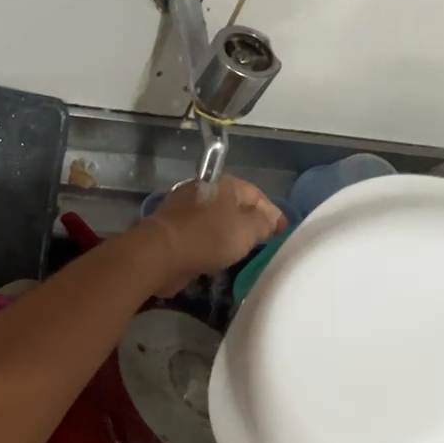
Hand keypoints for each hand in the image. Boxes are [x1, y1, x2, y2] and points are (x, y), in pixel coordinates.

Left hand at [136, 177, 284, 295]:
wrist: (160, 254)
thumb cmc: (208, 237)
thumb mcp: (247, 229)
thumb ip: (264, 223)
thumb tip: (270, 220)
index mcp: (221, 184)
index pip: (255, 193)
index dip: (272, 211)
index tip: (283, 231)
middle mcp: (202, 192)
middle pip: (234, 206)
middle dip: (251, 222)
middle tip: (266, 242)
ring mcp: (184, 211)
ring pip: (216, 222)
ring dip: (230, 235)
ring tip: (246, 252)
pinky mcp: (173, 231)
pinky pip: (201, 236)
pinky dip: (213, 245)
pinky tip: (221, 258)